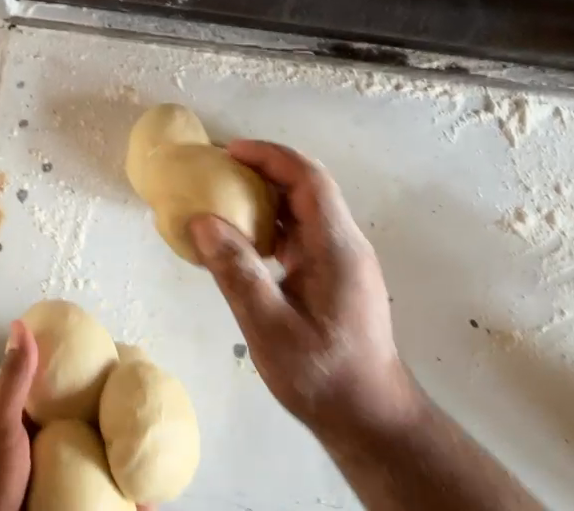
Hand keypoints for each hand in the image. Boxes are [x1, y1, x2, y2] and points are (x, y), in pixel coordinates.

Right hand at [188, 140, 417, 438]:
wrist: (370, 420)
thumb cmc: (324, 377)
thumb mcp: (271, 329)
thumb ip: (237, 273)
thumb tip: (202, 221)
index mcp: (337, 248)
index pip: (308, 179)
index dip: (269, 156)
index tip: (228, 152)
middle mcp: (345, 244)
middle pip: (307, 186)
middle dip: (263, 169)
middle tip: (217, 169)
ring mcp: (342, 260)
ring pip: (303, 208)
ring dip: (265, 195)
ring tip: (221, 197)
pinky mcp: (334, 276)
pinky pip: (301, 232)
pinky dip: (270, 223)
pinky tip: (242, 241)